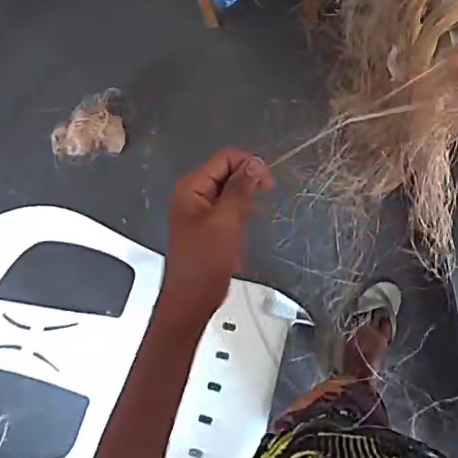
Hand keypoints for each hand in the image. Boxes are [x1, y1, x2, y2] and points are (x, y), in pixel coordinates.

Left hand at [161, 148, 269, 327]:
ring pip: (229, 188)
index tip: (266, 182)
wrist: (192, 298)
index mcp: (191, 187)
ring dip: (244, 198)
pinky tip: (243, 224)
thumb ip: (239, 189)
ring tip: (247, 218)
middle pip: (227, 171)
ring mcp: (199, 208)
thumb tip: (254, 163)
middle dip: (247, 182)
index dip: (248, 164)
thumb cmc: (205, 262)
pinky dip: (240, 210)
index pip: (224, 158)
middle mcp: (192, 193)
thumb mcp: (225, 221)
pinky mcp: (207, 222)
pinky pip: (228, 205)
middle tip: (260, 200)